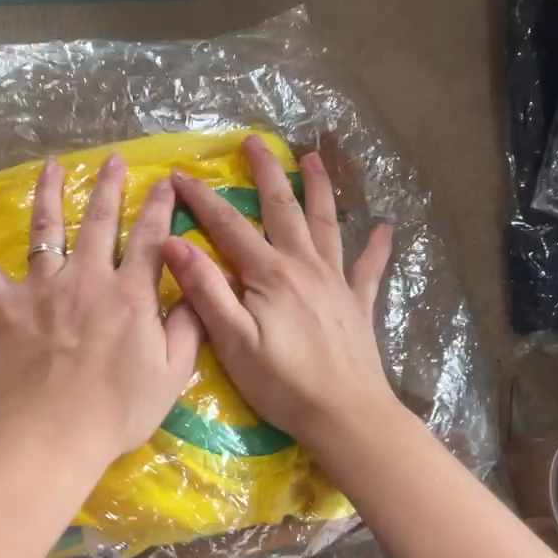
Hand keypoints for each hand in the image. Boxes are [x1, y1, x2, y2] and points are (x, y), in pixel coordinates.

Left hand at [0, 155, 202, 479]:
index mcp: (130, 294)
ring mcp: (43, 290)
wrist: (55, 433)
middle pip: (99, 221)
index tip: (166, 182)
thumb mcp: (172, 374)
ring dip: (48, 196)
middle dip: (108, 187)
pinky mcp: (8, 309)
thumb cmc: (118, 410)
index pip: (151, 239)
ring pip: (46, 232)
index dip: (161, 208)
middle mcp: (87, 279)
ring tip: (50, 167)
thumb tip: (196, 291)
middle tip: (112, 160)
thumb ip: (186, 328)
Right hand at [163, 137, 401, 447]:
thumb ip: (205, 289)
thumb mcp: (232, 340)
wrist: (347, 417)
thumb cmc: (283, 384)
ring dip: (318, 189)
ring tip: (313, 158)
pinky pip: (368, 268)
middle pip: (282, 209)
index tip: (180, 174)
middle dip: (265, 173)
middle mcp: (304, 266)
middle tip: (254, 141)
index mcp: (269, 274)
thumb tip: (173, 243)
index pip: (227, 226)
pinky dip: (376, 247)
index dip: (202, 199)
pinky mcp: (357, 304)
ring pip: (325, 224)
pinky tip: (385, 228)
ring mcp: (335, 282)